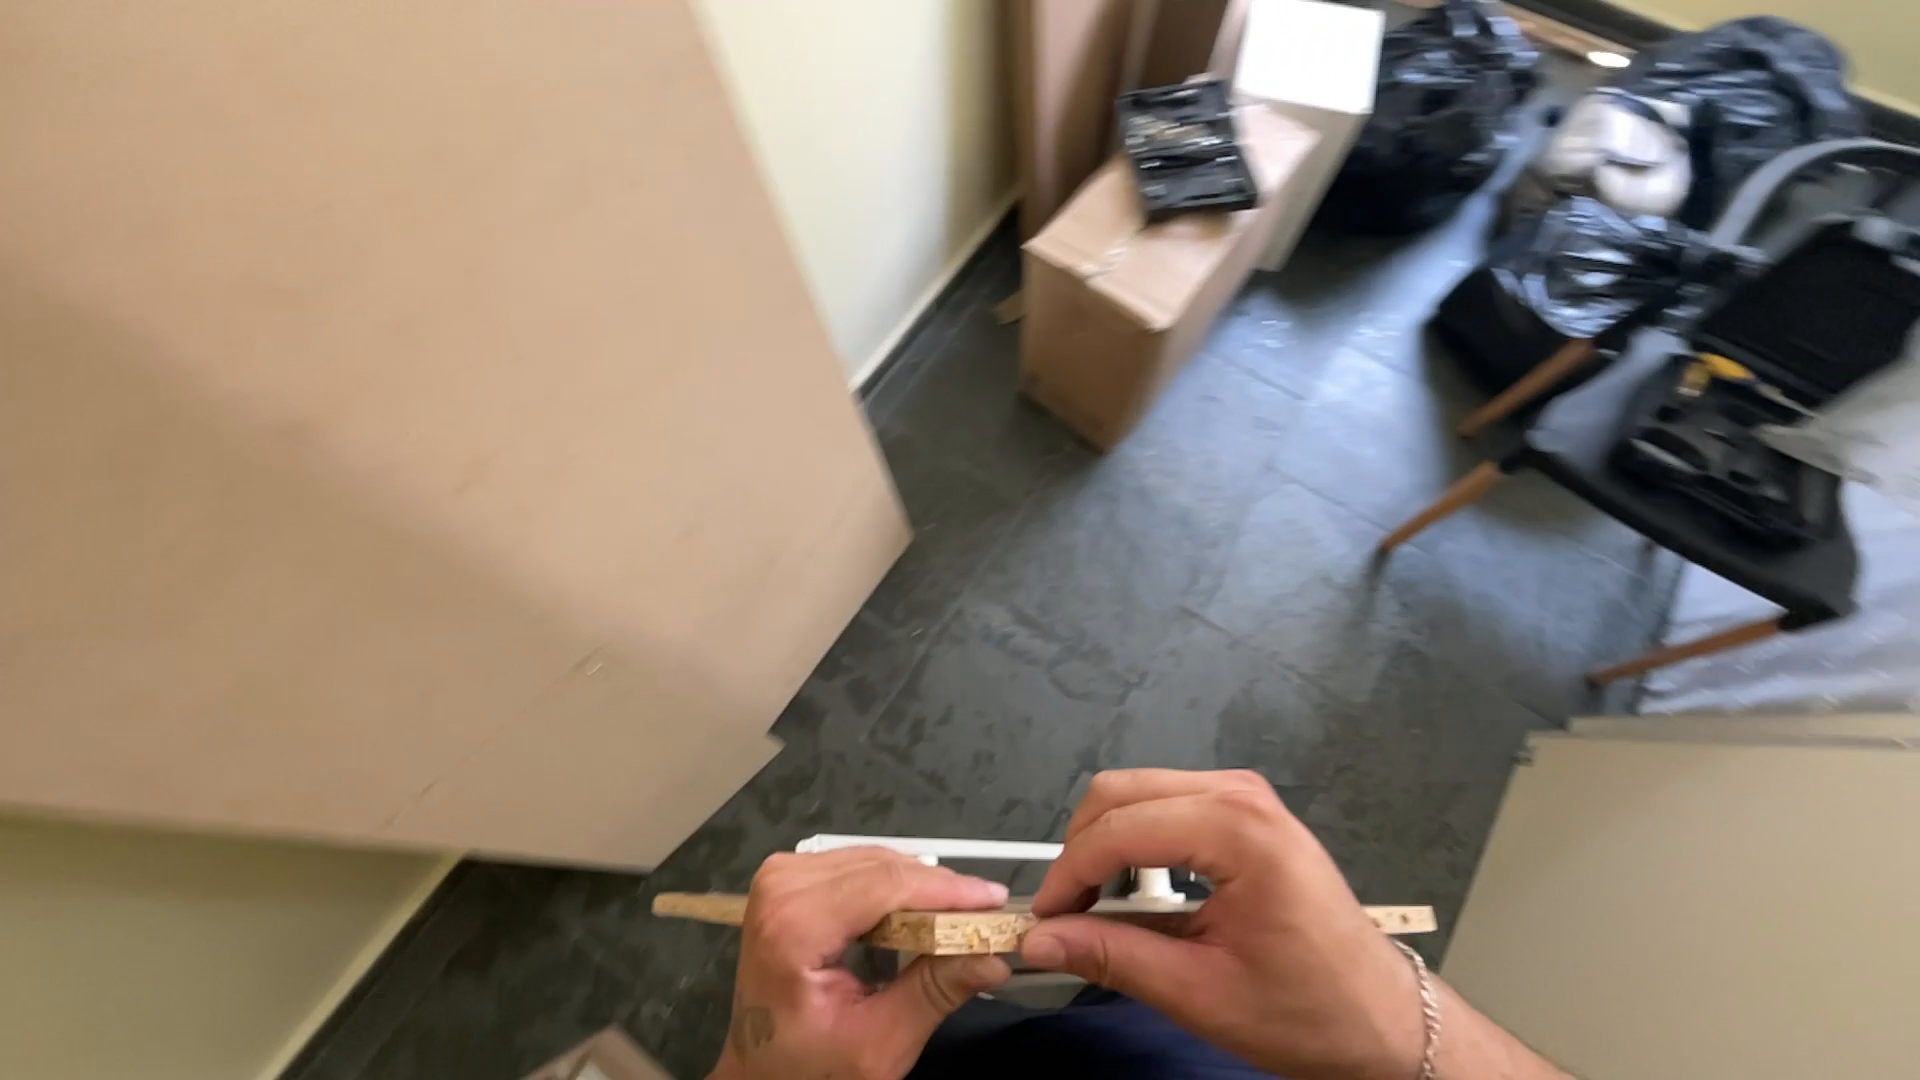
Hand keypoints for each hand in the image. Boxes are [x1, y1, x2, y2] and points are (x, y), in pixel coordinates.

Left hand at [710, 847, 1012, 1079]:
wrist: (755, 1074)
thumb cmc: (809, 1069)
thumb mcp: (878, 1045)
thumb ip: (934, 992)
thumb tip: (994, 957)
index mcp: (793, 923)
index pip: (886, 884)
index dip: (946, 890)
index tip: (995, 900)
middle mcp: (783, 883)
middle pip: (883, 866)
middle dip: (938, 890)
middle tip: (986, 915)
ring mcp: (783, 874)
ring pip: (875, 859)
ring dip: (920, 886)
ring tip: (960, 915)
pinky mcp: (789, 875)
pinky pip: (858, 864)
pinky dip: (894, 886)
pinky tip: (919, 911)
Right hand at [1022, 769, 1425, 1079]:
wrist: (1386, 1018)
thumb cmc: (1310, 1012)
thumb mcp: (1202, 994)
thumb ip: (1113, 956)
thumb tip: (1043, 941)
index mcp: (1238, 830)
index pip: (1122, 830)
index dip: (1069, 873)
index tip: (1045, 917)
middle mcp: (1238, 793)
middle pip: (1119, 792)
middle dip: (1079, 848)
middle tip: (1065, 910)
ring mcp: (1241, 793)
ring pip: (1135, 790)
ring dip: (1102, 840)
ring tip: (1094, 902)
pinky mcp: (1240, 805)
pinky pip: (1162, 799)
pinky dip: (1131, 835)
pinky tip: (1132, 884)